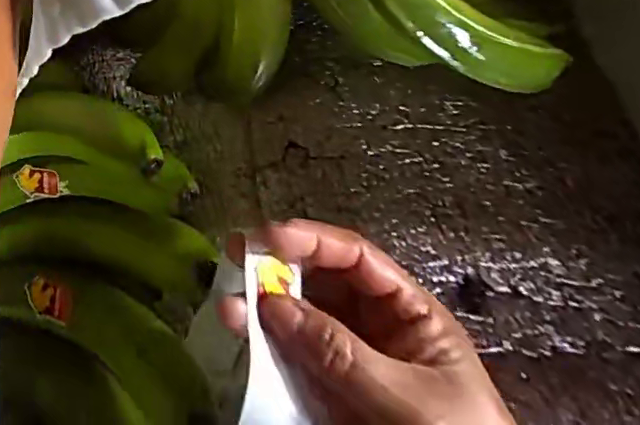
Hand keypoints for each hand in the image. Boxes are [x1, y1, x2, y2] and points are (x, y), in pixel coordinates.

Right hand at [219, 220, 514, 424]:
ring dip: (266, 312)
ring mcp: (354, 366)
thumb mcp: (407, 396)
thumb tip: (277, 304)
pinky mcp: (335, 402)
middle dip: (280, 271)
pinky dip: (269, 354)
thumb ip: (343, 353)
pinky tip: (245, 342)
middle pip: (322, 284)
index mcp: (410, 312)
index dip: (312, 240)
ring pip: (303, 324)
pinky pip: (298, 367)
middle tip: (237, 258)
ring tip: (230, 307)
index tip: (270, 236)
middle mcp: (376, 330)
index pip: (356, 258)